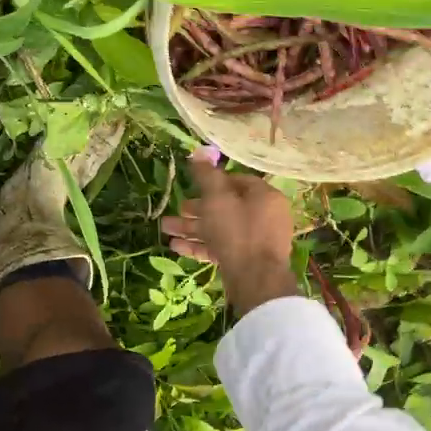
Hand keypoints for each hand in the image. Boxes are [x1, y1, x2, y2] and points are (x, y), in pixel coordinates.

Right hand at [160, 153, 299, 317]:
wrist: (255, 279)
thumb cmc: (237, 231)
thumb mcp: (217, 199)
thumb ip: (206, 176)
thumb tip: (198, 151)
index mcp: (264, 197)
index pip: (237, 181)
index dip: (212, 181)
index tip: (191, 186)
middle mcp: (264, 216)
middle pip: (225, 206)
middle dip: (195, 208)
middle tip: (177, 210)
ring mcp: (256, 239)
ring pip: (219, 228)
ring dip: (191, 228)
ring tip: (166, 230)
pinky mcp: (246, 258)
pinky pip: (221, 246)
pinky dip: (200, 245)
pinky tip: (176, 247)